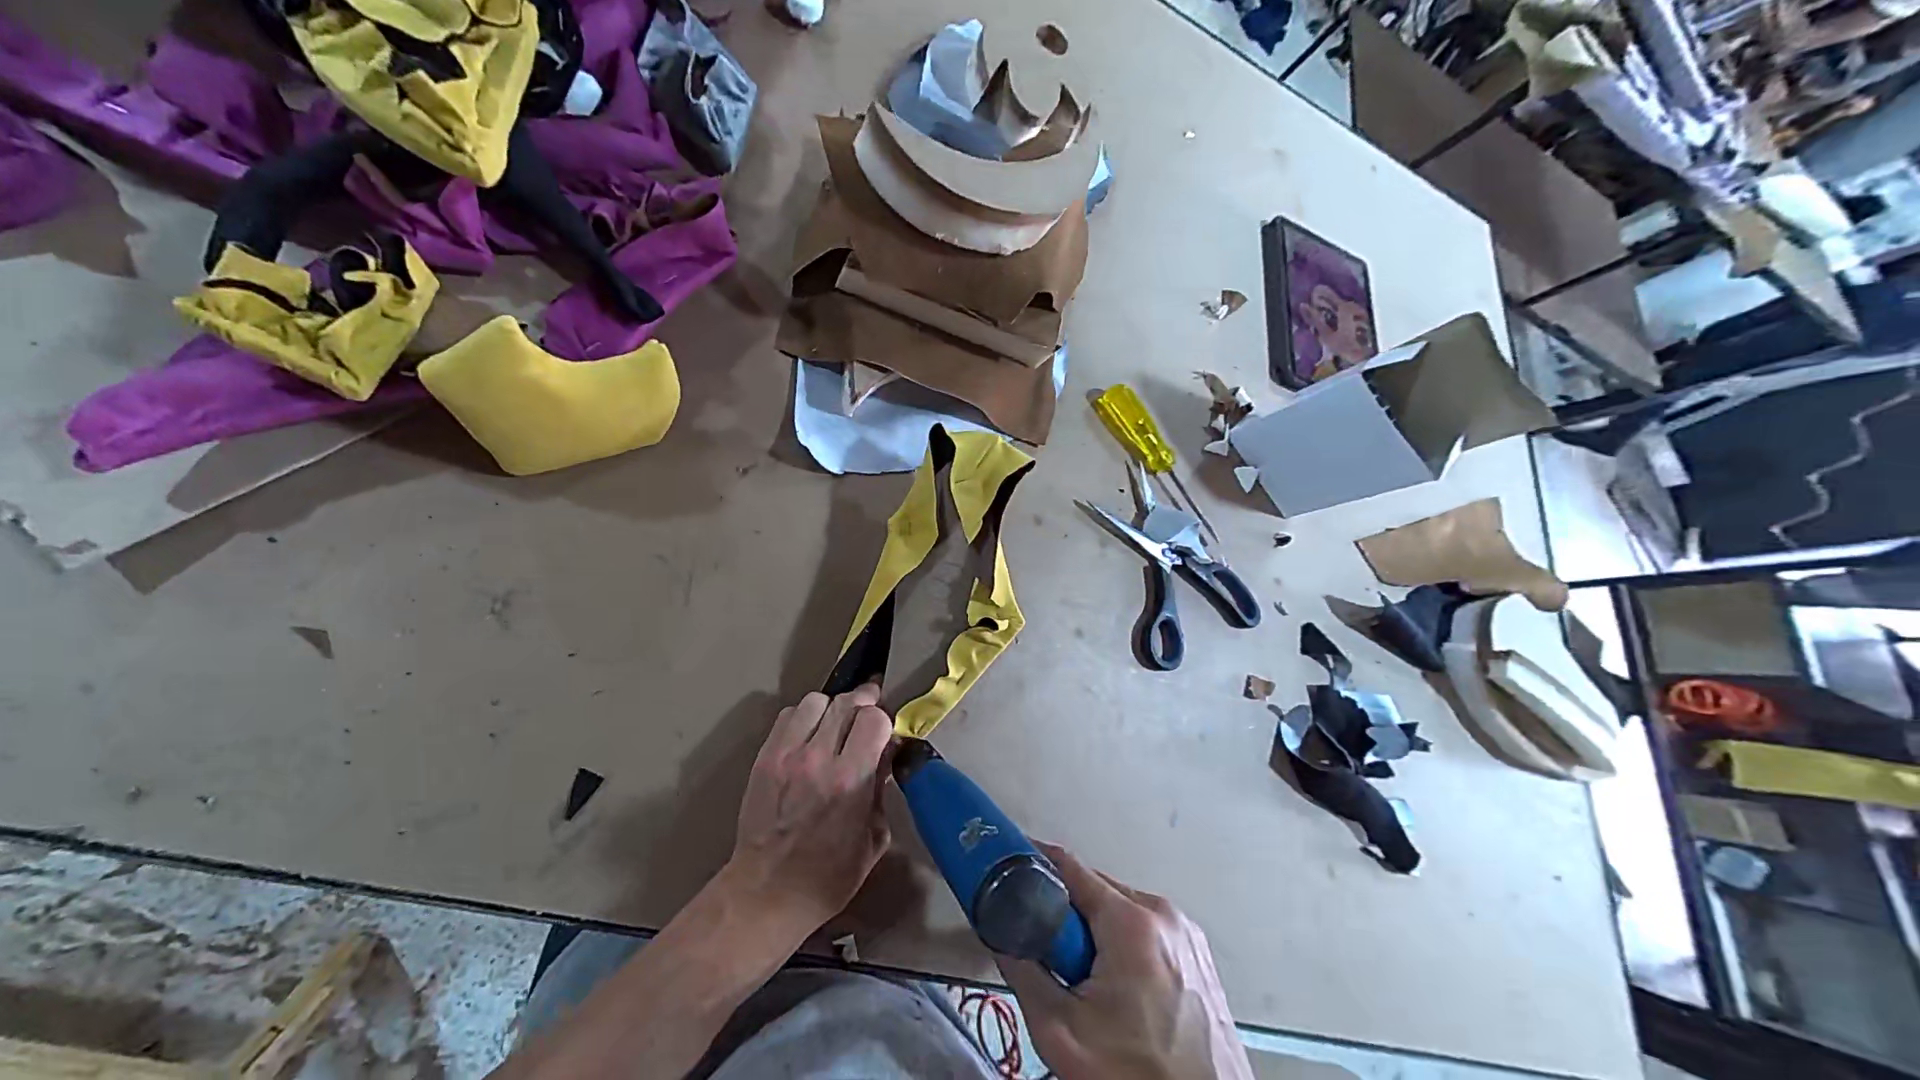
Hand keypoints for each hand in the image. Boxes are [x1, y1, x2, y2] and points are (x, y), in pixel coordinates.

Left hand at [728, 686, 893, 934]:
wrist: (768, 892)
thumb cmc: (829, 875)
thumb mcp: (874, 837)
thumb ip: (882, 788)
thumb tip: (887, 752)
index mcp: (849, 780)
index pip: (874, 718)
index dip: (884, 719)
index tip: (886, 730)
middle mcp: (818, 759)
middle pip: (846, 702)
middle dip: (864, 703)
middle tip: (869, 714)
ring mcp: (786, 755)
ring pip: (816, 701)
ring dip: (833, 708)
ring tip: (837, 724)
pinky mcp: (764, 757)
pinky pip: (788, 715)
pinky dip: (805, 717)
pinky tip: (811, 734)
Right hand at [996, 843, 1253, 1079]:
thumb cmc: (1140, 1077)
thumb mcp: (1061, 1031)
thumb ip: (1023, 975)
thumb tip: (1000, 938)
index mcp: (1132, 923)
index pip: (1069, 866)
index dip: (1034, 862)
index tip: (1009, 865)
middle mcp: (1163, 915)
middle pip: (1094, 887)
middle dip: (1065, 912)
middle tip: (1051, 957)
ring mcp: (1184, 932)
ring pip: (1119, 908)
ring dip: (1094, 931)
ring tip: (1089, 984)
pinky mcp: (1195, 952)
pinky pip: (1144, 927)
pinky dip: (1122, 944)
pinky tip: (1118, 989)